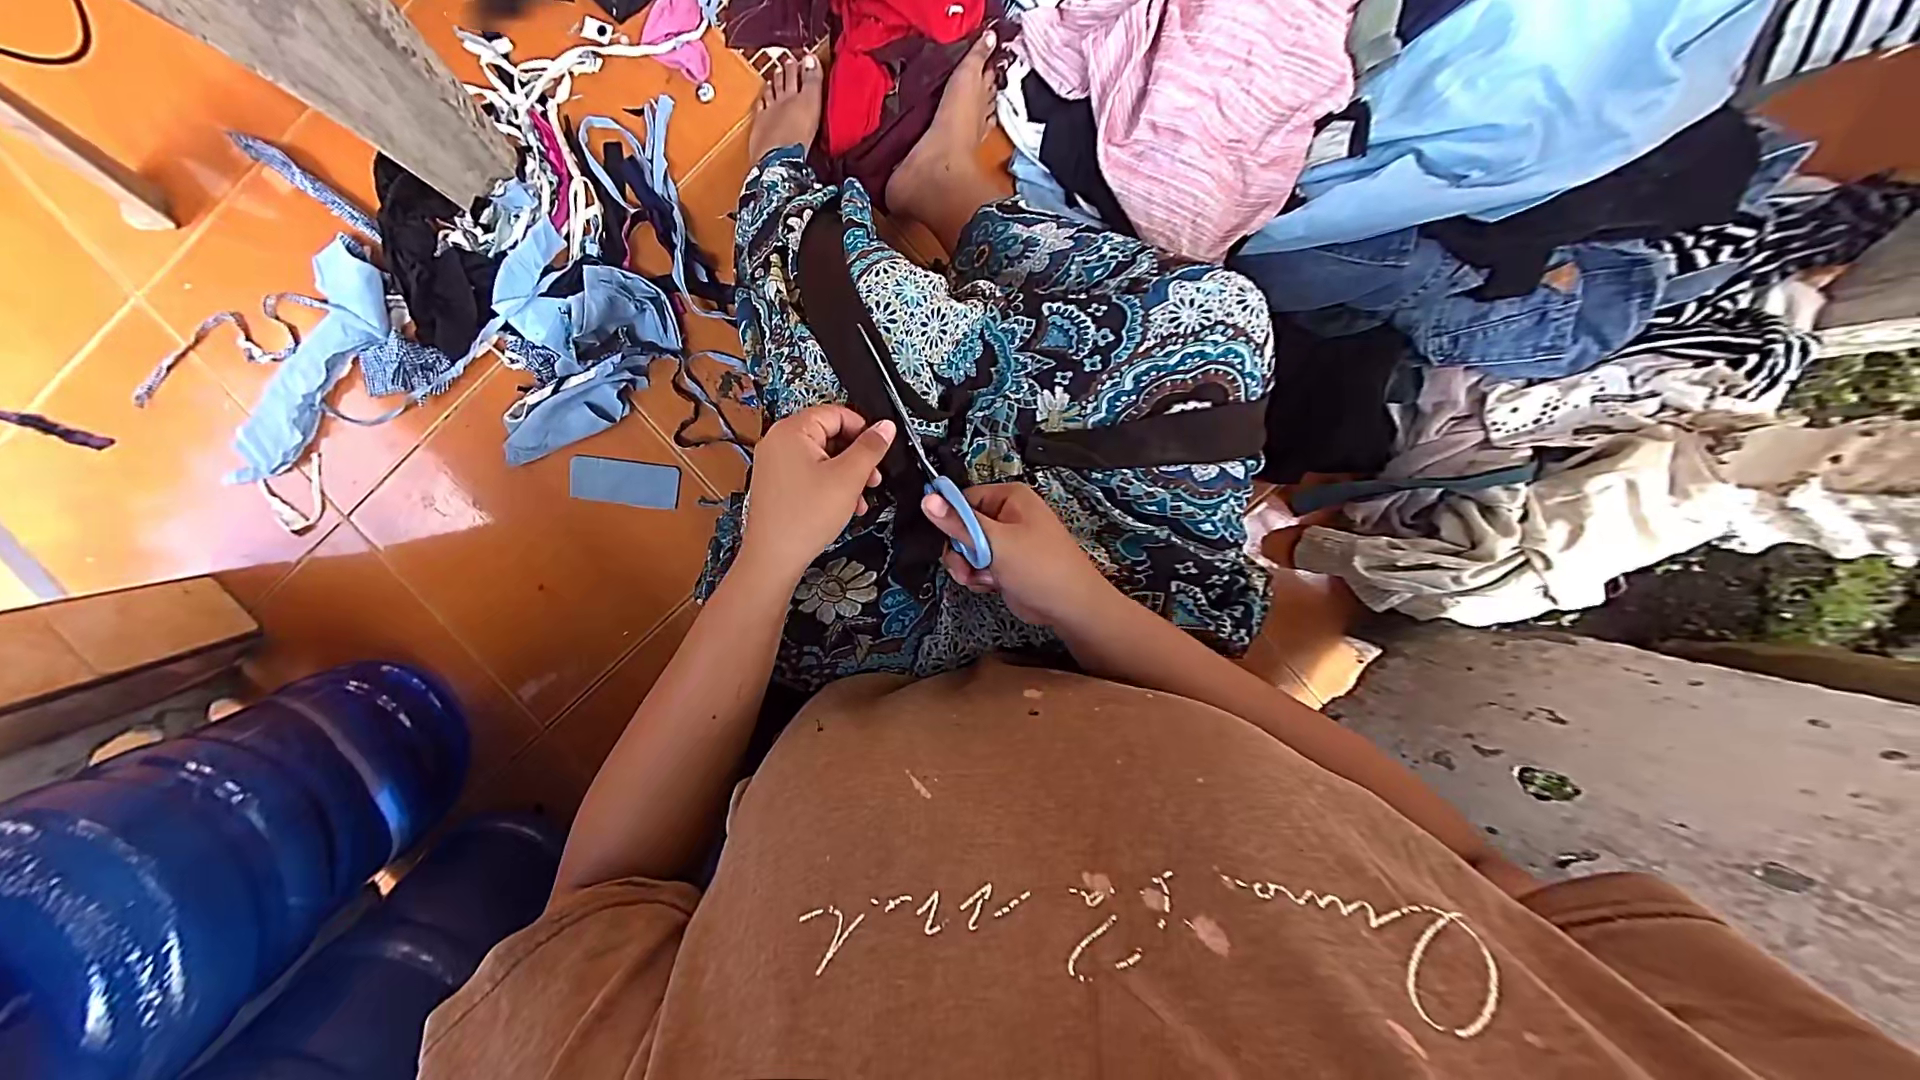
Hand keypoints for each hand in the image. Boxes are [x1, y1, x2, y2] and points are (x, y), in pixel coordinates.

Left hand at [740, 406, 894, 581]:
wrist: (775, 556)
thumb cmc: (803, 518)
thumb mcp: (849, 477)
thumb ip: (870, 448)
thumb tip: (885, 427)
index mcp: (792, 430)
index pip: (836, 413)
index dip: (863, 430)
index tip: (879, 448)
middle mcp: (778, 441)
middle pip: (830, 435)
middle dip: (856, 457)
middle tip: (872, 476)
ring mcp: (775, 463)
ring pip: (823, 457)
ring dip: (847, 474)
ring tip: (859, 496)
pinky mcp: (777, 483)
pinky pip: (810, 472)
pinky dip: (830, 484)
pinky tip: (844, 504)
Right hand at [921, 482, 1120, 628]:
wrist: (1069, 606)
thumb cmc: (1042, 567)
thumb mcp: (995, 542)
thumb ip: (959, 523)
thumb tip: (929, 500)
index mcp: (1009, 497)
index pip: (963, 499)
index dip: (953, 520)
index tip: (951, 538)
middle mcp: (1008, 515)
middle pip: (962, 527)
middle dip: (961, 550)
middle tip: (969, 564)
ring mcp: (1007, 541)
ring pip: (968, 550)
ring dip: (968, 567)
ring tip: (983, 577)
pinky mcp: (1005, 564)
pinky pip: (978, 566)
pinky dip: (979, 577)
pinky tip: (991, 584)